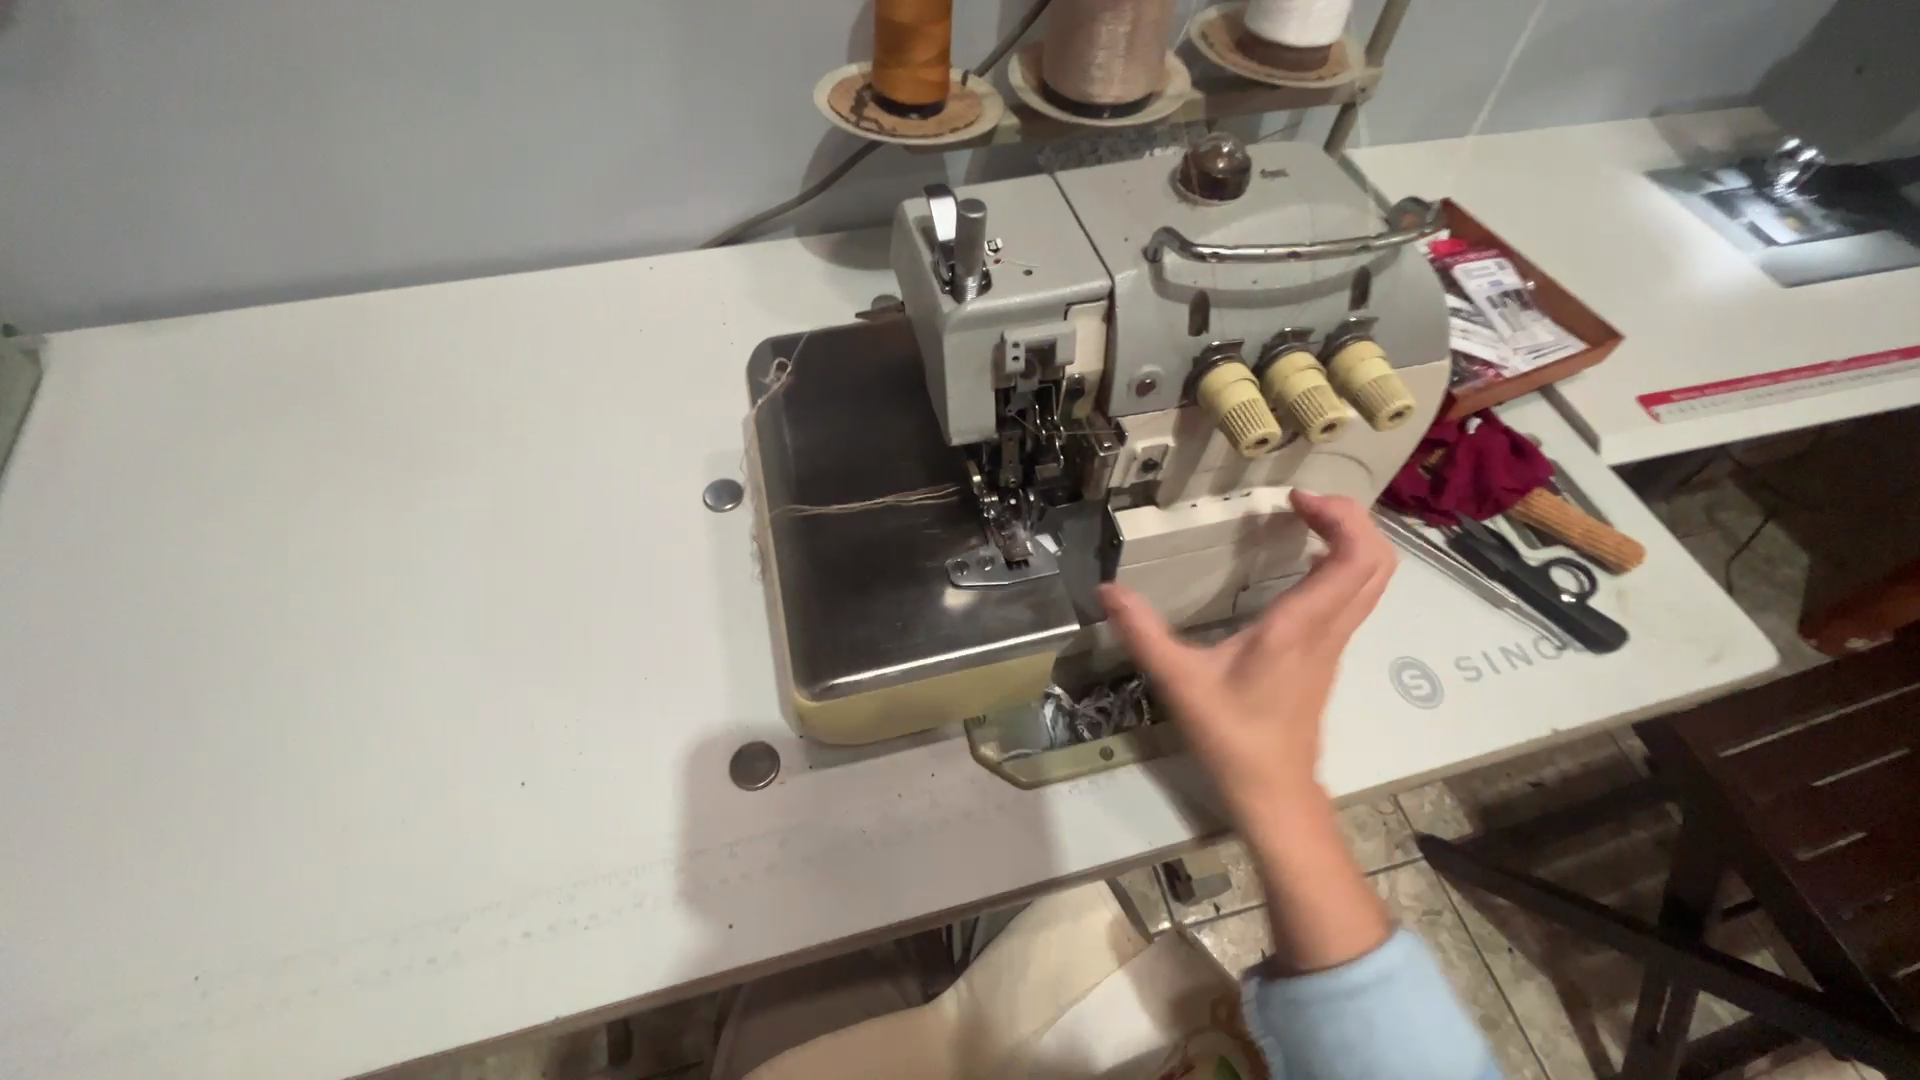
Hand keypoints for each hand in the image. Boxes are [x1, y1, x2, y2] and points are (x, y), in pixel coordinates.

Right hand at [1098, 490, 1394, 818]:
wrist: (1273, 790)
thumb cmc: (1233, 737)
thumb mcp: (1180, 682)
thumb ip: (1144, 634)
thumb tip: (1108, 590)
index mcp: (1300, 627)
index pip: (1355, 560)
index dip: (1340, 517)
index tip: (1296, 500)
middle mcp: (1328, 629)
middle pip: (1378, 562)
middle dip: (1351, 519)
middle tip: (1304, 504)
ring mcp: (1334, 643)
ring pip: (1371, 580)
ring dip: (1349, 541)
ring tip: (1302, 523)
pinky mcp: (1327, 654)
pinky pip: (1353, 596)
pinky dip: (1339, 565)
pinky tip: (1296, 566)